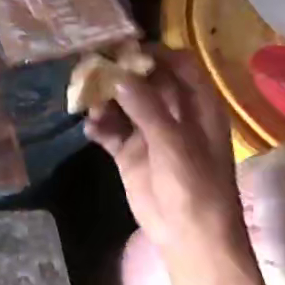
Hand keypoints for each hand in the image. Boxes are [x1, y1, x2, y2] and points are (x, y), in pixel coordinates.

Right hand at [85, 48, 242, 262]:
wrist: (189, 235)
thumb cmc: (195, 186)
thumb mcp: (174, 142)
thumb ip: (148, 107)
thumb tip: (118, 74)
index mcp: (197, 106)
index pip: (178, 65)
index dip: (153, 53)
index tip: (122, 48)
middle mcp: (173, 114)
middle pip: (145, 81)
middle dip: (120, 74)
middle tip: (92, 68)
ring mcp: (149, 134)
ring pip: (123, 105)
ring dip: (105, 101)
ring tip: (87, 103)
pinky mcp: (129, 154)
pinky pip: (111, 131)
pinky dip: (99, 126)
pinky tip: (90, 128)